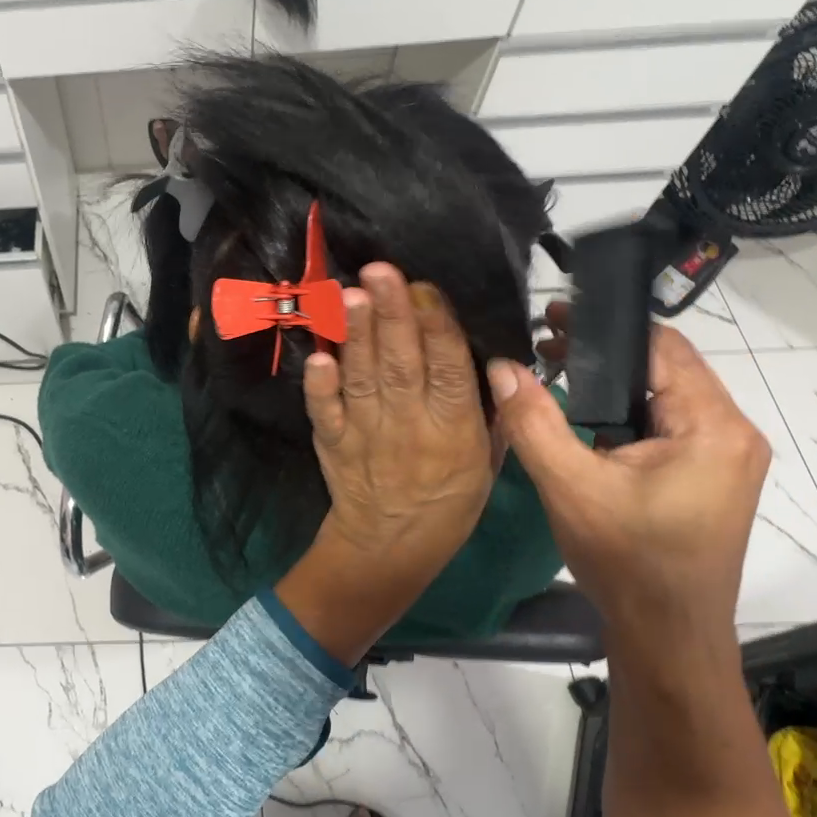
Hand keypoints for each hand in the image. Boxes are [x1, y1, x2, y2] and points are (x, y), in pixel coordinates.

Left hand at [275, 263, 497, 663]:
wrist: (390, 545)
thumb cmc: (448, 501)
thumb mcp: (487, 464)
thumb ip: (490, 413)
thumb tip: (498, 363)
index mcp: (453, 430)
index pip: (448, 371)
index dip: (438, 329)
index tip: (427, 289)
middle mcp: (409, 425)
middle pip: (401, 364)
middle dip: (391, 315)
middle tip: (380, 270)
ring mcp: (366, 433)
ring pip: (362, 378)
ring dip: (356, 335)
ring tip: (351, 295)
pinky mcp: (333, 441)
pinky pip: (325, 411)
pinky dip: (320, 385)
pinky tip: (318, 356)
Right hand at [489, 307, 769, 639]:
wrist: (667, 633)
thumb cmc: (626, 559)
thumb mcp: (569, 485)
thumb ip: (534, 421)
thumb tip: (501, 366)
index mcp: (712, 427)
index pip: (662, 347)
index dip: (603, 329)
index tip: (550, 319)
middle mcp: (733, 433)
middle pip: (667, 368)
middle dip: (604, 356)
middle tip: (543, 347)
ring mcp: (728, 456)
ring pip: (667, 396)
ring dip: (614, 385)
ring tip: (556, 376)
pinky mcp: (713, 476)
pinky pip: (670, 424)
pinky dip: (628, 413)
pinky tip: (587, 421)